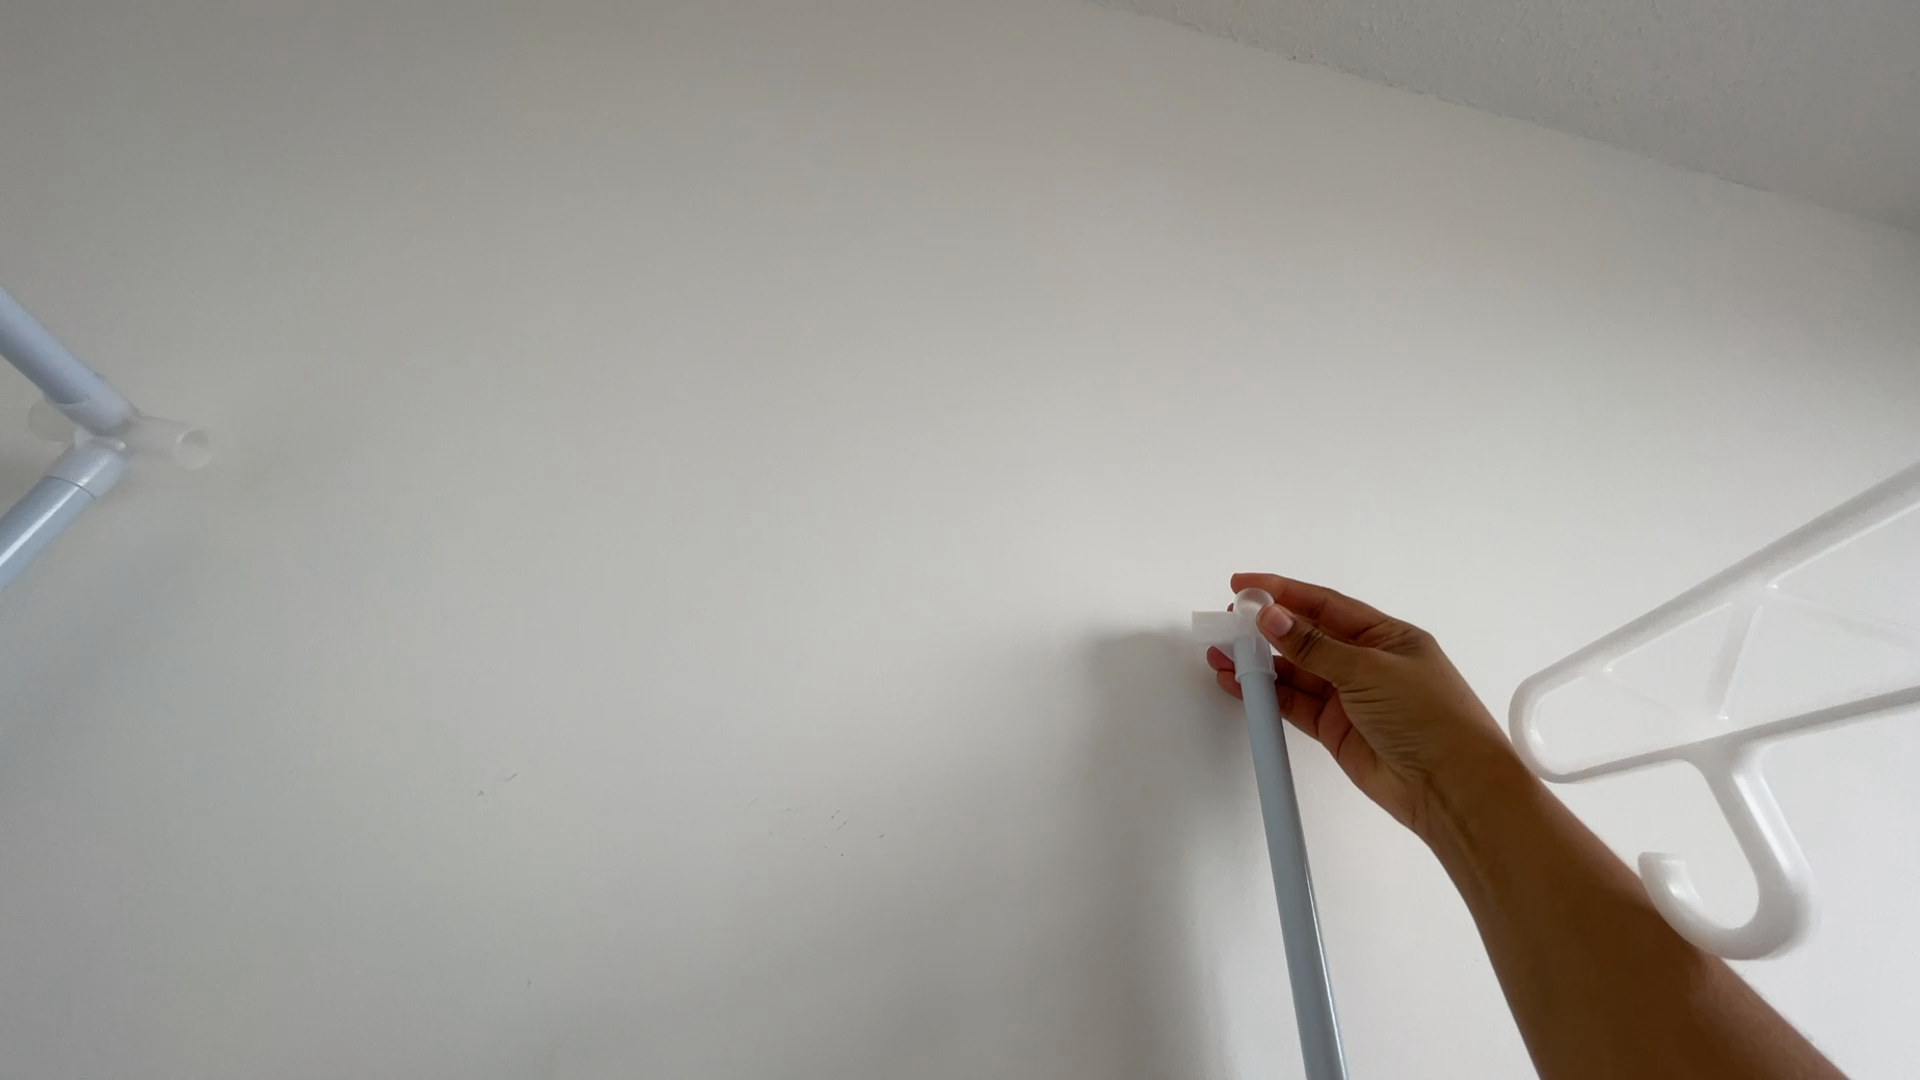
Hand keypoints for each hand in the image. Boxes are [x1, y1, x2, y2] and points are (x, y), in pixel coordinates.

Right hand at [1206, 573, 1518, 835]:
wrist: (1453, 790)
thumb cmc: (1433, 720)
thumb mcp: (1370, 670)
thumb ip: (1313, 646)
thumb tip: (1272, 617)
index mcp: (1385, 636)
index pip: (1324, 604)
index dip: (1282, 591)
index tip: (1243, 584)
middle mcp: (1365, 662)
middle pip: (1304, 636)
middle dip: (1264, 627)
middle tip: (1228, 620)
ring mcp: (1348, 696)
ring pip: (1292, 670)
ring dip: (1258, 661)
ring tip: (1223, 653)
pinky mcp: (1334, 727)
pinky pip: (1291, 702)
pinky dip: (1265, 692)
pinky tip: (1240, 683)